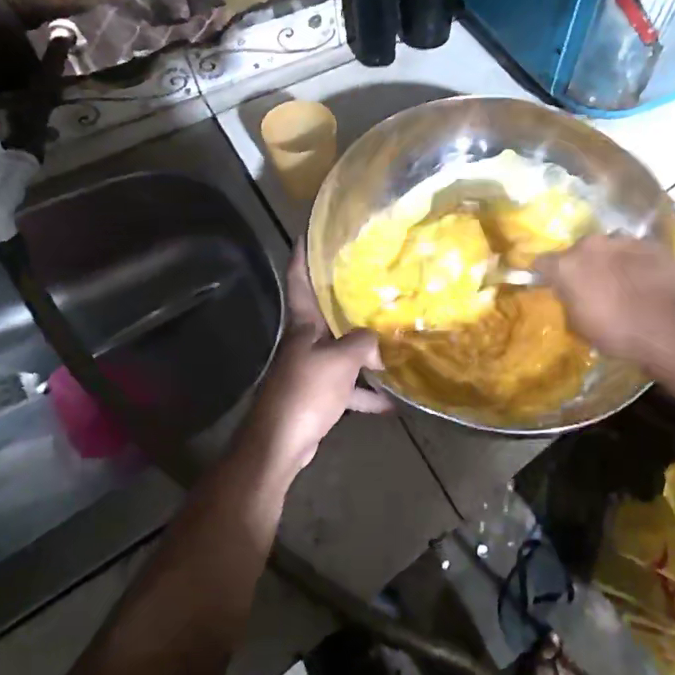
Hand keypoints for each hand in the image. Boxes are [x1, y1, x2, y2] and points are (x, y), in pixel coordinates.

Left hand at [239, 241, 391, 479]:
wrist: (280, 442)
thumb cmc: (306, 391)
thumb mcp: (341, 360)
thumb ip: (363, 343)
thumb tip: (379, 342)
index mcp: (303, 324)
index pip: (300, 279)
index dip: (304, 254)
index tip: (310, 232)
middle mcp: (305, 341)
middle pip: (326, 313)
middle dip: (347, 299)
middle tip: (373, 282)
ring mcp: (310, 368)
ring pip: (341, 351)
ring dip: (364, 351)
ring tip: (394, 344)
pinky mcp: (317, 395)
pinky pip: (346, 387)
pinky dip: (365, 393)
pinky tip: (391, 401)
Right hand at [536, 234, 674, 361]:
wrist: (668, 327)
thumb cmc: (616, 332)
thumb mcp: (579, 327)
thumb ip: (569, 304)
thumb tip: (572, 296)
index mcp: (566, 265)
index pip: (542, 262)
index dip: (545, 273)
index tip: (551, 284)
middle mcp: (591, 245)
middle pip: (578, 251)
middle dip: (581, 265)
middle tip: (590, 286)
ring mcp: (623, 241)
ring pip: (608, 248)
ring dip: (609, 261)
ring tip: (621, 282)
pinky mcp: (651, 245)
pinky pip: (635, 251)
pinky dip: (635, 262)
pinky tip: (643, 281)